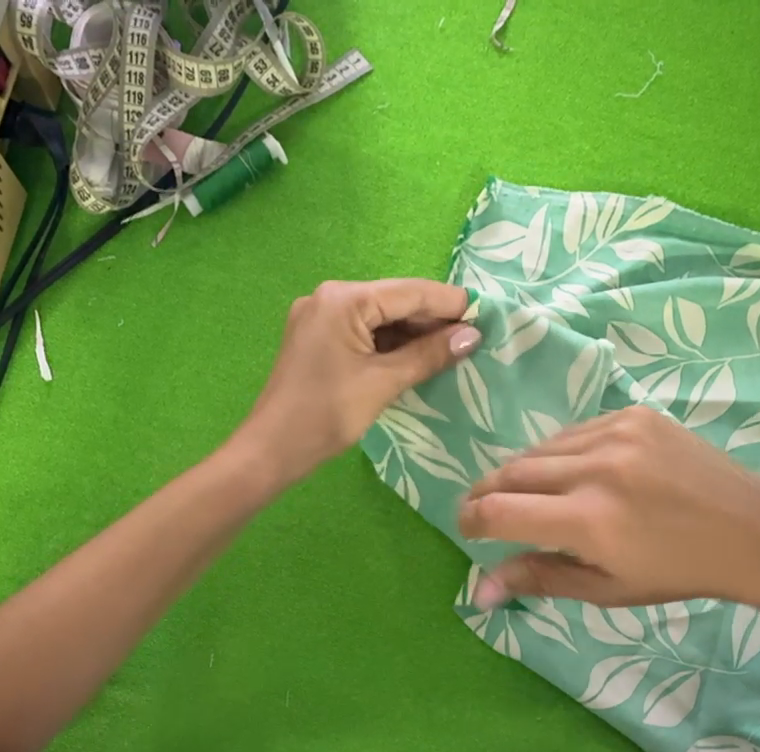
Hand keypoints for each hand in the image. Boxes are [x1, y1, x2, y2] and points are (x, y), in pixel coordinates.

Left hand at [239, 279, 481, 477]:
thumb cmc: (326, 415)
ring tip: (452, 351)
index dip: (450, 304)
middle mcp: (329, 297)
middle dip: (432, 320)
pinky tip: (416, 358)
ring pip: (379, 319)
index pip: (409, 292)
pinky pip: (363, 333)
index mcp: (343, 299)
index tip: (487, 316)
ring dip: (412, 334)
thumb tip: (472, 335)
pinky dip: (389, 345)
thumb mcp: (383, 383)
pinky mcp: (316, 339)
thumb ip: (428, 354)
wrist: (271, 450)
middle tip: (473, 338)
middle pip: (394, 301)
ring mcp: (319, 317)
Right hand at [458, 406, 759, 609]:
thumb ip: (538, 579)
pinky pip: (572, 433)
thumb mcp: (605, 589)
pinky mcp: (633, 414)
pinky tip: (570, 474)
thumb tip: (479, 592)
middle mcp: (595, 470)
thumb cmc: (676, 571)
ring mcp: (616, 434)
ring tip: (527, 496)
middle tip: (483, 513)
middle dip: (486, 495)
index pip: (498, 512)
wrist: (753, 530)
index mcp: (588, 521)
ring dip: (520, 474)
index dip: (469, 520)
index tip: (467, 529)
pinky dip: (558, 454)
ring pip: (538, 450)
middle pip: (509, 474)